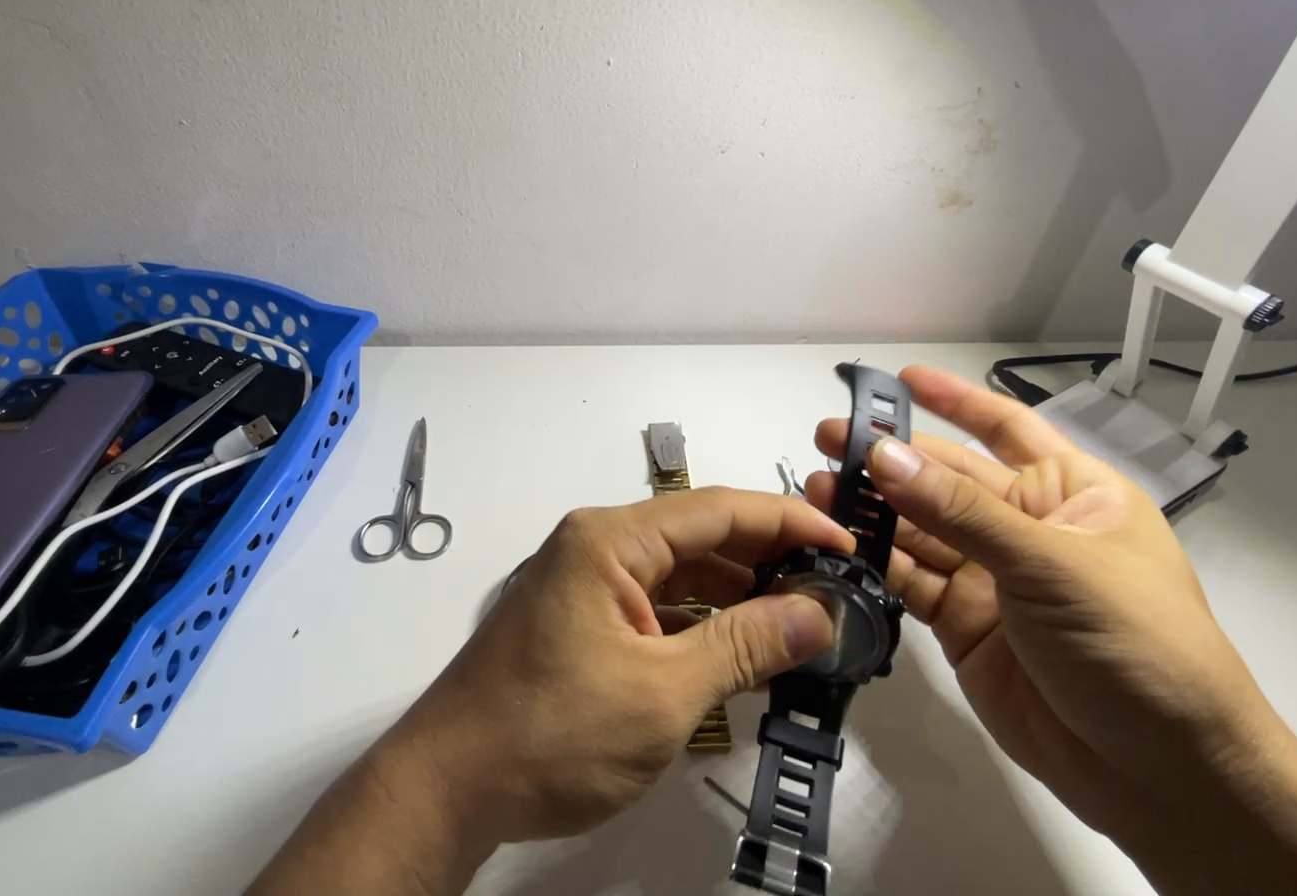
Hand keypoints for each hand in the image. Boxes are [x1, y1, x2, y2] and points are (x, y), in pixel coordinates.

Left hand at [254, 489, 846, 895]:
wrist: (449, 786)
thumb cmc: (553, 733)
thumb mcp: (662, 693)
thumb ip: (743, 646)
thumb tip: (817, 614)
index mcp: (609, 540)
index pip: (716, 509)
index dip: (787, 522)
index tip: (846, 546)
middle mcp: (596, 546)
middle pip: (698, 536)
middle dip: (766, 561)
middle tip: (833, 592)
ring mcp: (585, 584)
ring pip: (679, 573)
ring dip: (736, 596)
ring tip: (801, 623)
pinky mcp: (581, 621)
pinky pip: (655, 606)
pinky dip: (700, 624)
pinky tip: (742, 651)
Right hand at [808, 368, 1296, 894]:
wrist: (1162, 774)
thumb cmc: (1136, 644)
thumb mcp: (1052, 565)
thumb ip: (961, 513)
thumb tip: (882, 456)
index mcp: (1070, 494)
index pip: (1007, 428)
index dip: (955, 400)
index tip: (899, 379)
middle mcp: (1025, 528)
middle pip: (945, 480)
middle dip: (890, 458)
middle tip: (828, 440)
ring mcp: (990, 577)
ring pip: (918, 529)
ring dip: (871, 510)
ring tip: (817, 491)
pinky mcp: (961, 623)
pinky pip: (909, 580)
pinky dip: (873, 563)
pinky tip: (836, 545)